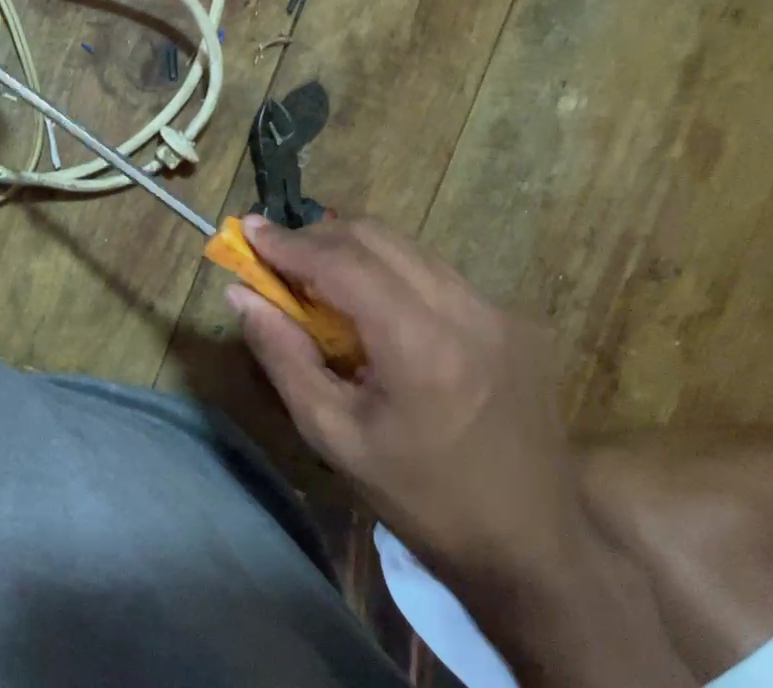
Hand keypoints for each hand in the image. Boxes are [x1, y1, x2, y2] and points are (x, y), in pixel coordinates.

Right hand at [227, 216, 582, 580]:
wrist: (532, 540)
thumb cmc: (418, 494)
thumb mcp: (330, 432)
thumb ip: (281, 355)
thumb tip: (240, 294)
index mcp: (422, 346)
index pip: (344, 263)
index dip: (289, 243)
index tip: (246, 231)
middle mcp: (467, 312)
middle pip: (377, 239)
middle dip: (315, 237)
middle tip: (271, 255)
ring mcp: (498, 313)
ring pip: (407, 249)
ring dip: (350, 251)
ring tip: (310, 276)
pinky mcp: (512, 322)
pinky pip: (433, 273)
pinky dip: (386, 271)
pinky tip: (364, 304)